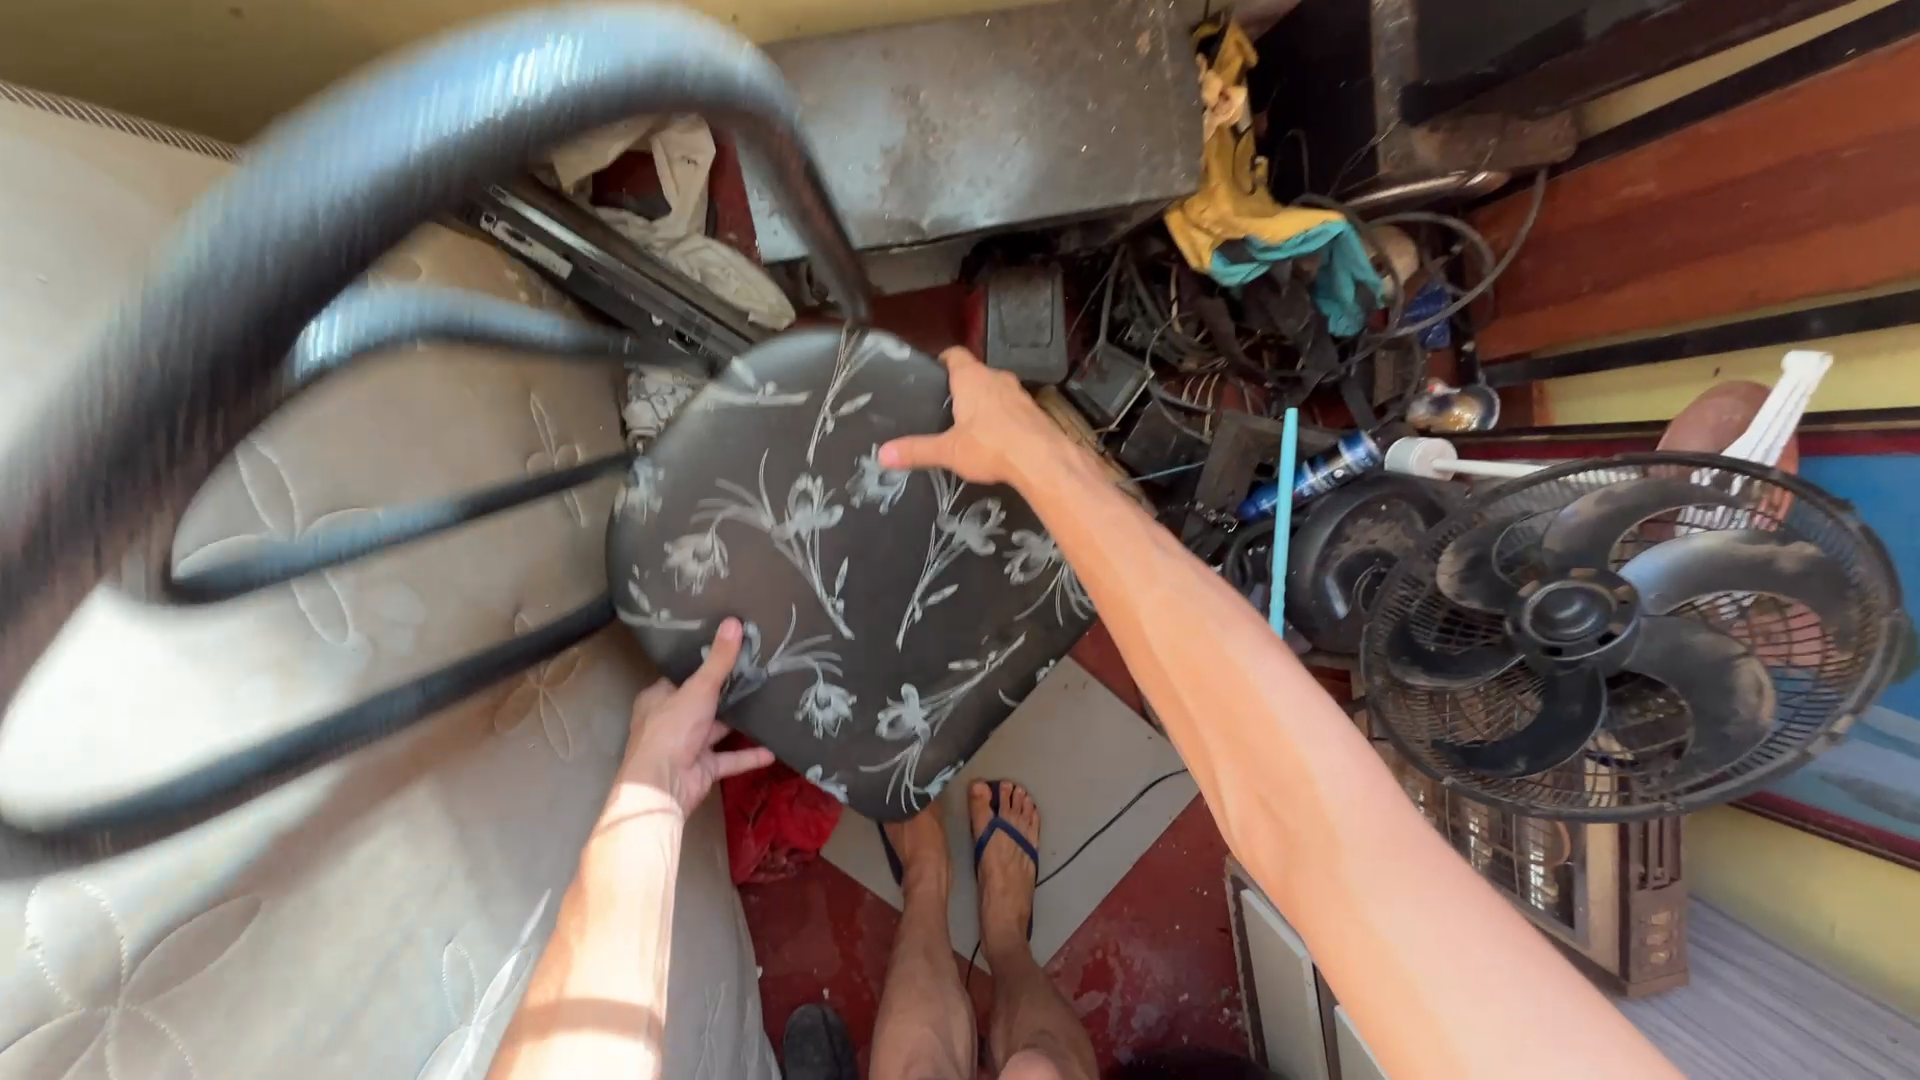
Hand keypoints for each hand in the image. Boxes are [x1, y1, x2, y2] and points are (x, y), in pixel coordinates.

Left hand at [615, 618, 775, 817]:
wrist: (663, 785)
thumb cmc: (672, 729)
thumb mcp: (699, 689)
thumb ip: (719, 660)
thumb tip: (734, 621)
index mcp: (658, 699)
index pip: (681, 678)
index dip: (702, 667)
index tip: (729, 652)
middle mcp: (670, 722)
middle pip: (702, 704)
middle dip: (726, 695)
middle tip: (757, 674)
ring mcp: (686, 748)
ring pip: (717, 731)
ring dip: (739, 724)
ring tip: (768, 706)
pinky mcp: (701, 769)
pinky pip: (729, 759)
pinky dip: (749, 755)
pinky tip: (772, 749)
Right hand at [879, 347, 1075, 485]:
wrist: (1042, 460)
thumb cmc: (991, 446)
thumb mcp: (948, 451)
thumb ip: (916, 450)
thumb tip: (883, 454)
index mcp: (972, 378)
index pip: (955, 354)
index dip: (943, 360)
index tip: (933, 371)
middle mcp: (997, 378)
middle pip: (976, 373)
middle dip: (963, 386)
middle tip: (947, 405)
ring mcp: (1019, 393)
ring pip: (997, 390)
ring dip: (986, 402)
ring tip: (970, 424)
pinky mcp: (1034, 411)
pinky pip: (1013, 408)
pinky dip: (1004, 418)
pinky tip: (997, 438)